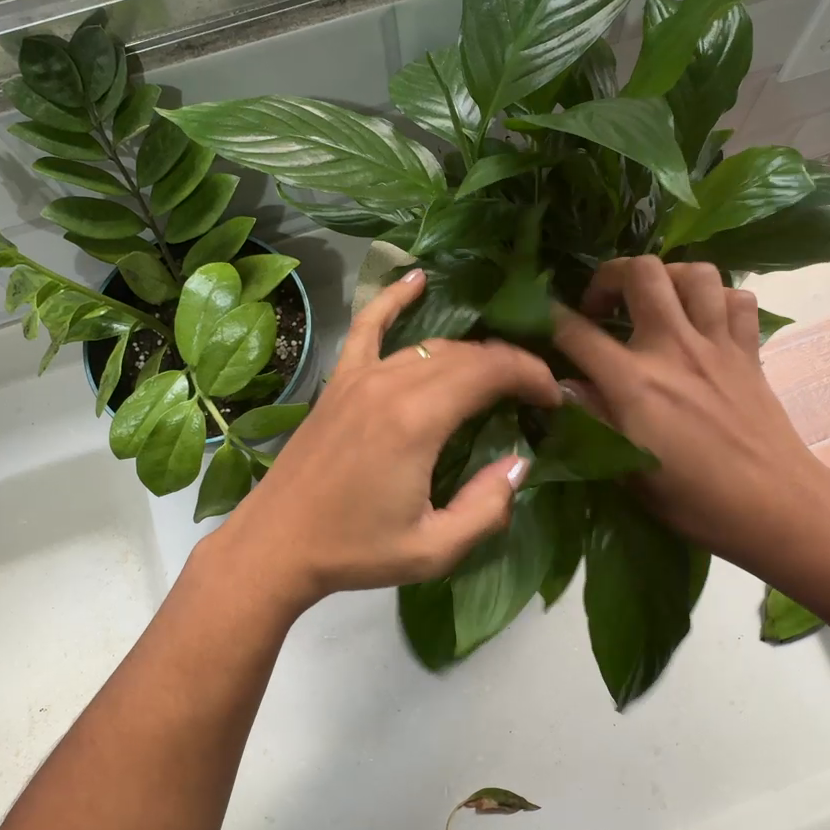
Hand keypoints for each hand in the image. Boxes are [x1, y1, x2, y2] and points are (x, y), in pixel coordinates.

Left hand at [205, 269, 562, 609]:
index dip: (532, 376)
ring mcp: (360, 377)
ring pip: (431, 345)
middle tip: (534, 395)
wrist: (276, 545)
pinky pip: (369, 326)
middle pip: (466, 354)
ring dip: (471, 353)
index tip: (553, 400)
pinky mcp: (338, 381)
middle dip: (510, 366)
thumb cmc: (356, 551)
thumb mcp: (434, 549)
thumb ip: (487, 508)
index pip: (491, 372)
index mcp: (418, 421)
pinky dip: (394, 299)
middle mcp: (390, 384)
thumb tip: (519, 463)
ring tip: (498, 373)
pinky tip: (417, 278)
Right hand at [550, 256, 829, 567]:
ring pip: (694, 273)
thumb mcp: (628, 472)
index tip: (539, 321)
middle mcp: (674, 348)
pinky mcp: (750, 352)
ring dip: (667, 277)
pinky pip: (738, 299)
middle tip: (600, 305)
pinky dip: (719, 299)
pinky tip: (705, 320)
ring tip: (654, 301)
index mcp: (635, 383)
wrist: (777, 508)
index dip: (549, 319)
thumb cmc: (696, 502)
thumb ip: (593, 420)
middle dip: (609, 275)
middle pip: (640, 272)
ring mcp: (717, 345)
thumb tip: (562, 387)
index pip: (578, 333)